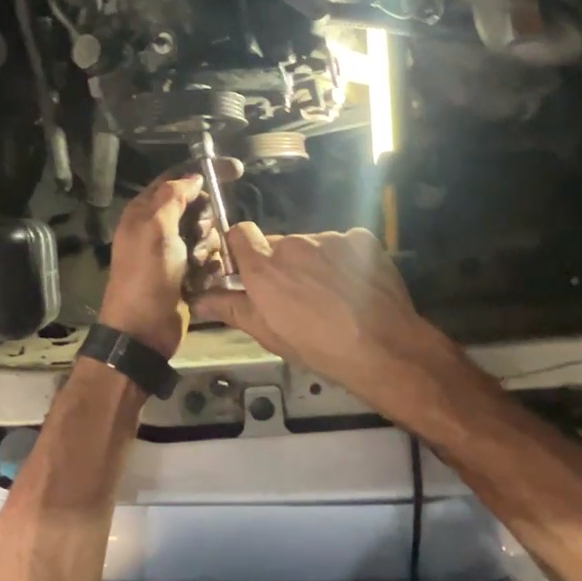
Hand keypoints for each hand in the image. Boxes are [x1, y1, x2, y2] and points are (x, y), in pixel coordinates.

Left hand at [96, 173, 206, 358]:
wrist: (143, 332)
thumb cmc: (146, 276)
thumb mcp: (156, 229)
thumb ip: (173, 197)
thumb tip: (193, 177)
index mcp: (144, 212)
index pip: (176, 178)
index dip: (203, 172)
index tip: (235, 171)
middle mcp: (158, 229)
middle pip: (197, 208)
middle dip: (206, 220)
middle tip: (199, 236)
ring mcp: (174, 253)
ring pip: (208, 235)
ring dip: (209, 249)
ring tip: (197, 266)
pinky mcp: (188, 276)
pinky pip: (211, 261)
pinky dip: (211, 268)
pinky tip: (202, 281)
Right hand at [194, 224, 443, 409]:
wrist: (383, 347)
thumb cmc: (318, 347)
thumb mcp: (268, 334)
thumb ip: (231, 309)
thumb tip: (198, 299)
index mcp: (265, 267)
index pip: (239, 233)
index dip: (241, 249)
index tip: (247, 269)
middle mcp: (294, 244)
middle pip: (277, 244)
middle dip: (281, 264)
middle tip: (294, 296)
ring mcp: (330, 239)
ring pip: (311, 245)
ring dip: (313, 263)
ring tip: (330, 296)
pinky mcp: (361, 240)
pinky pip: (343, 245)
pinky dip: (344, 261)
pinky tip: (353, 286)